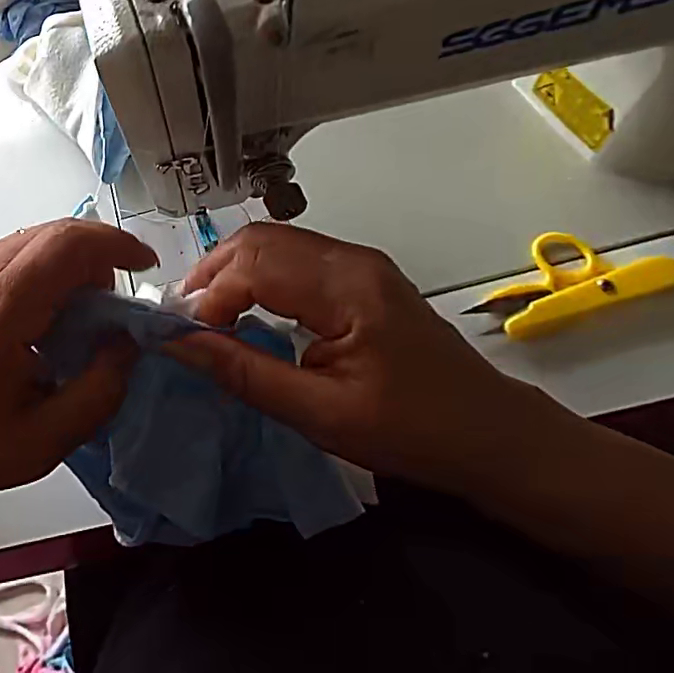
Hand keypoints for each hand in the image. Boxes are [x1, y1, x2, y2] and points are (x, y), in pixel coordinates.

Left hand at [0, 219, 156, 517]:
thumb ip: (99, 392)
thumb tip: (128, 344)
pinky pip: (19, 252)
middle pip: (57, 232)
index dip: (117, 245)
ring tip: (87, 314)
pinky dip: (51, 268)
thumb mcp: (40, 441)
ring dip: (75, 261)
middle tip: (118, 304)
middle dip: (102, 253)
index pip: (69, 245)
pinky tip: (51, 315)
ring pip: (38, 238)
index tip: (148, 266)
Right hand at [163, 223, 572, 495]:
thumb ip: (245, 373)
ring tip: (207, 311)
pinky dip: (258, 273)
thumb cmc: (413, 432)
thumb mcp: (321, 414)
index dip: (211, 294)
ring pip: (275, 241)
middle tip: (186, 316)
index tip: (187, 333)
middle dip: (213, 271)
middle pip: (261, 239)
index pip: (257, 265)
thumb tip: (182, 344)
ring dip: (233, 269)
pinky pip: (293, 255)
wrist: (491, 433)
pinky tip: (245, 305)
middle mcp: (351, 259)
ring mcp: (358, 261)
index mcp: (347, 289)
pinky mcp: (359, 273)